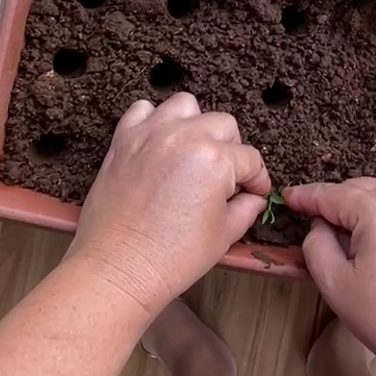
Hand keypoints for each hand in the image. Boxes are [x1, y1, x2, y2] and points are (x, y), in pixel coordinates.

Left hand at [65, 93, 271, 316]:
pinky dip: (154, 120)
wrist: (118, 270)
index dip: (257, 178)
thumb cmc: (171, 258)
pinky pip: (142, 110)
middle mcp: (185, 137)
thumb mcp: (224, 236)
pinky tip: (160, 144)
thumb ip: (246, 209)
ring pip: (186, 105)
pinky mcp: (124, 139)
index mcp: (215, 160)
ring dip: (196, 124)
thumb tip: (252, 197)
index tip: (254, 191)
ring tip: (194, 151)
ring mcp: (152, 134)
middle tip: (225, 177)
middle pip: (224, 124)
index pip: (250, 158)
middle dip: (232, 149)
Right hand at [285, 177, 375, 375]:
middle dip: (337, 202)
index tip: (289, 198)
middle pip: (361, 189)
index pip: (332, 194)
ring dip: (364, 211)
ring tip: (353, 243)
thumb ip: (316, 244)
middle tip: (318, 225)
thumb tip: (321, 226)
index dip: (306, 196)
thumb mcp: (335, 284)